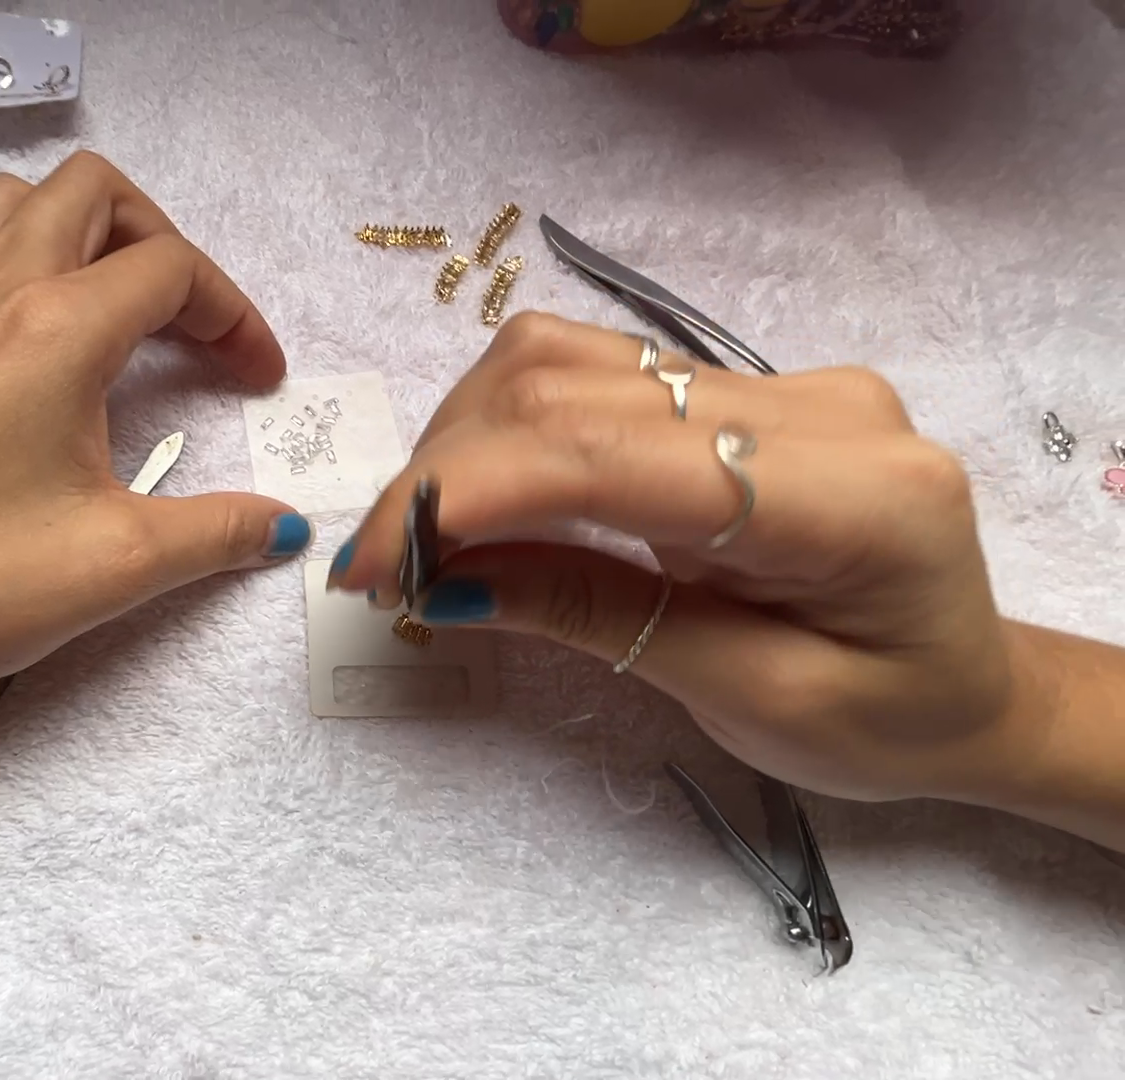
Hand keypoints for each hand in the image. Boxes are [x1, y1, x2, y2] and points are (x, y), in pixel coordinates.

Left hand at [0, 152, 308, 724]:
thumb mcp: (117, 564)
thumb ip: (218, 532)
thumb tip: (289, 528)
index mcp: (53, 328)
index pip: (172, 271)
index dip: (236, 316)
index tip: (260, 379)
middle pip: (95, 196)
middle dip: (164, 245)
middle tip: (191, 327)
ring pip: (20, 208)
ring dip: (87, 239)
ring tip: (118, 318)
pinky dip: (27, 266)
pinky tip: (40, 352)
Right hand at [330, 313, 1035, 802]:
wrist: (967, 680)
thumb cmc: (883, 720)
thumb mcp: (741, 695)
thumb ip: (590, 615)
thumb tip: (443, 582)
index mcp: (849, 494)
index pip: (595, 456)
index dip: (456, 497)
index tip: (364, 566)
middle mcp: (802, 402)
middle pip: (555, 394)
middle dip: (434, 479)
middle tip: (373, 564)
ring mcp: (755, 377)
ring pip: (548, 362)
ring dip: (451, 444)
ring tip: (416, 530)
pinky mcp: (711, 382)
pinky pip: (568, 371)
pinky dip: (488, 426)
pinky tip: (470, 486)